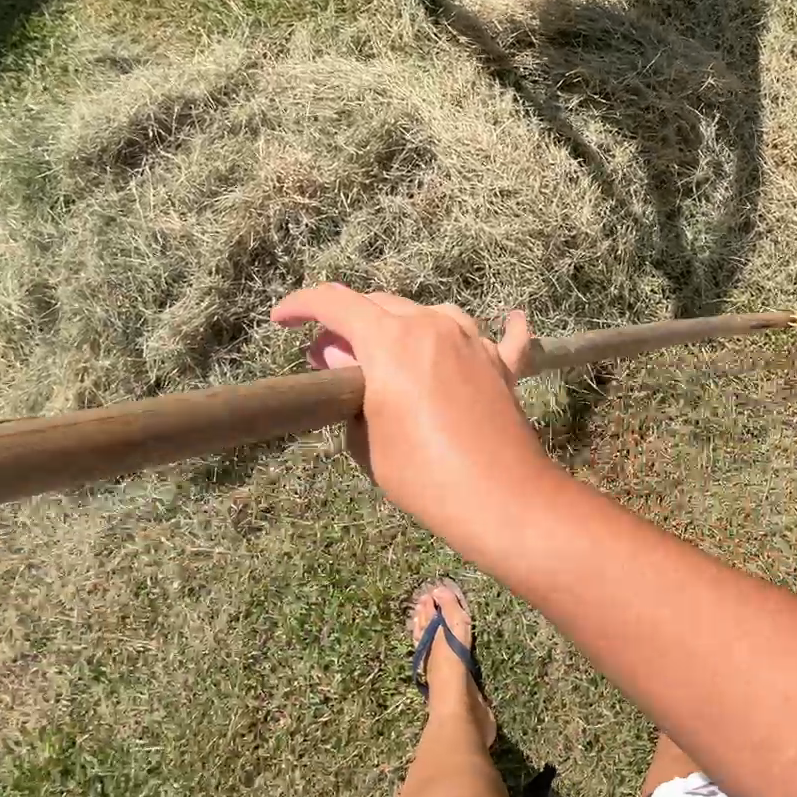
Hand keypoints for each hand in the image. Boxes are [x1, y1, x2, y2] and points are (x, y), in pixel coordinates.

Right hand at [270, 284, 549, 525]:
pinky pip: (507, 336)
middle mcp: (435, 327)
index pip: (336, 303)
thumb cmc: (421, 472)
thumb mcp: (365, 436)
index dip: (302, 305)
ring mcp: (475, 343)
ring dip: (407, 324)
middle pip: (384, 306)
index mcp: (392, 340)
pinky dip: (505, 326)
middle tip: (332, 357)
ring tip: (392, 354)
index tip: (283, 320)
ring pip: (435, 314)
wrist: (497, 493)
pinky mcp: (504, 366)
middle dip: (350, 323)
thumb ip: (353, 391)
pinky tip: (513, 318)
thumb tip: (350, 364)